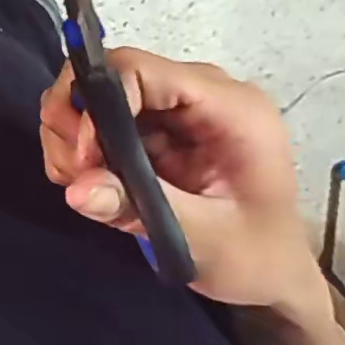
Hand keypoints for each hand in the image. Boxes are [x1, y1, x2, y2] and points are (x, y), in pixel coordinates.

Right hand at [39, 48, 329, 320]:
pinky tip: (91, 182)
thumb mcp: (207, 242)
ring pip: (91, 92)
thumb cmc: (258, 258)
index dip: (99, 104)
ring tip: (84, 182)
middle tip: (76, 171)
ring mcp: (170, 105)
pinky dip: (76, 145)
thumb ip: (140, 209)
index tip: (87, 159)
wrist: (273, 275)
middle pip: (106, 73)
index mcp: (227, 106)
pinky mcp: (149, 123)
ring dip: (70, 136)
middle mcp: (195, 91)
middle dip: (76, 120)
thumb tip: (77, 189)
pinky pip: (94, 116)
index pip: (138, 69)